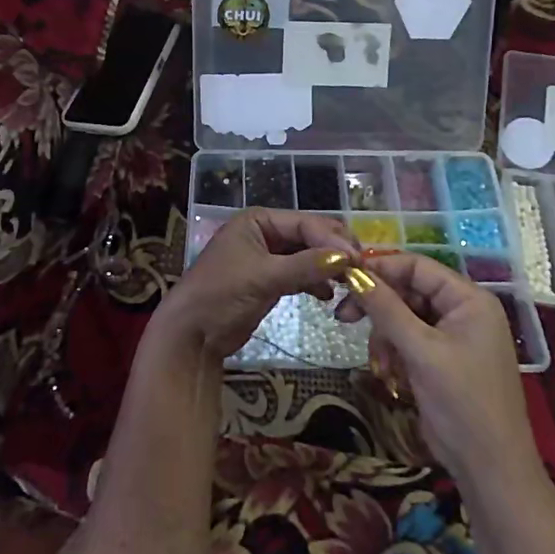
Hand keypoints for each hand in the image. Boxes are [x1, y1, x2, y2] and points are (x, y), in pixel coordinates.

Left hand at [152, 208, 359, 362]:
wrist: (192, 333)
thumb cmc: (221, 295)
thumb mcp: (263, 277)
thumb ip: (306, 265)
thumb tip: (348, 258)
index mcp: (258, 220)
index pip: (305, 223)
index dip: (333, 239)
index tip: (358, 260)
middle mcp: (264, 233)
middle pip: (310, 236)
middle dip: (334, 251)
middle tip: (361, 269)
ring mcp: (268, 257)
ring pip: (309, 256)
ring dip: (329, 267)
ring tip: (350, 284)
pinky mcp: (270, 281)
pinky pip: (302, 274)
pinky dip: (316, 282)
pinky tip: (329, 296)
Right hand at [337, 254, 541, 481]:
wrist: (488, 464)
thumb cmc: (461, 400)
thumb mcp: (420, 350)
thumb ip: (386, 308)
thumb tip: (353, 273)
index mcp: (469, 300)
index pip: (417, 266)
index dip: (380, 268)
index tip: (343, 277)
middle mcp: (462, 311)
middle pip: (407, 291)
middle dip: (377, 306)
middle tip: (342, 316)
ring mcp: (451, 336)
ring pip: (402, 317)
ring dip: (383, 337)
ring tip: (378, 363)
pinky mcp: (439, 358)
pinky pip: (406, 340)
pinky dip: (393, 353)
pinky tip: (389, 375)